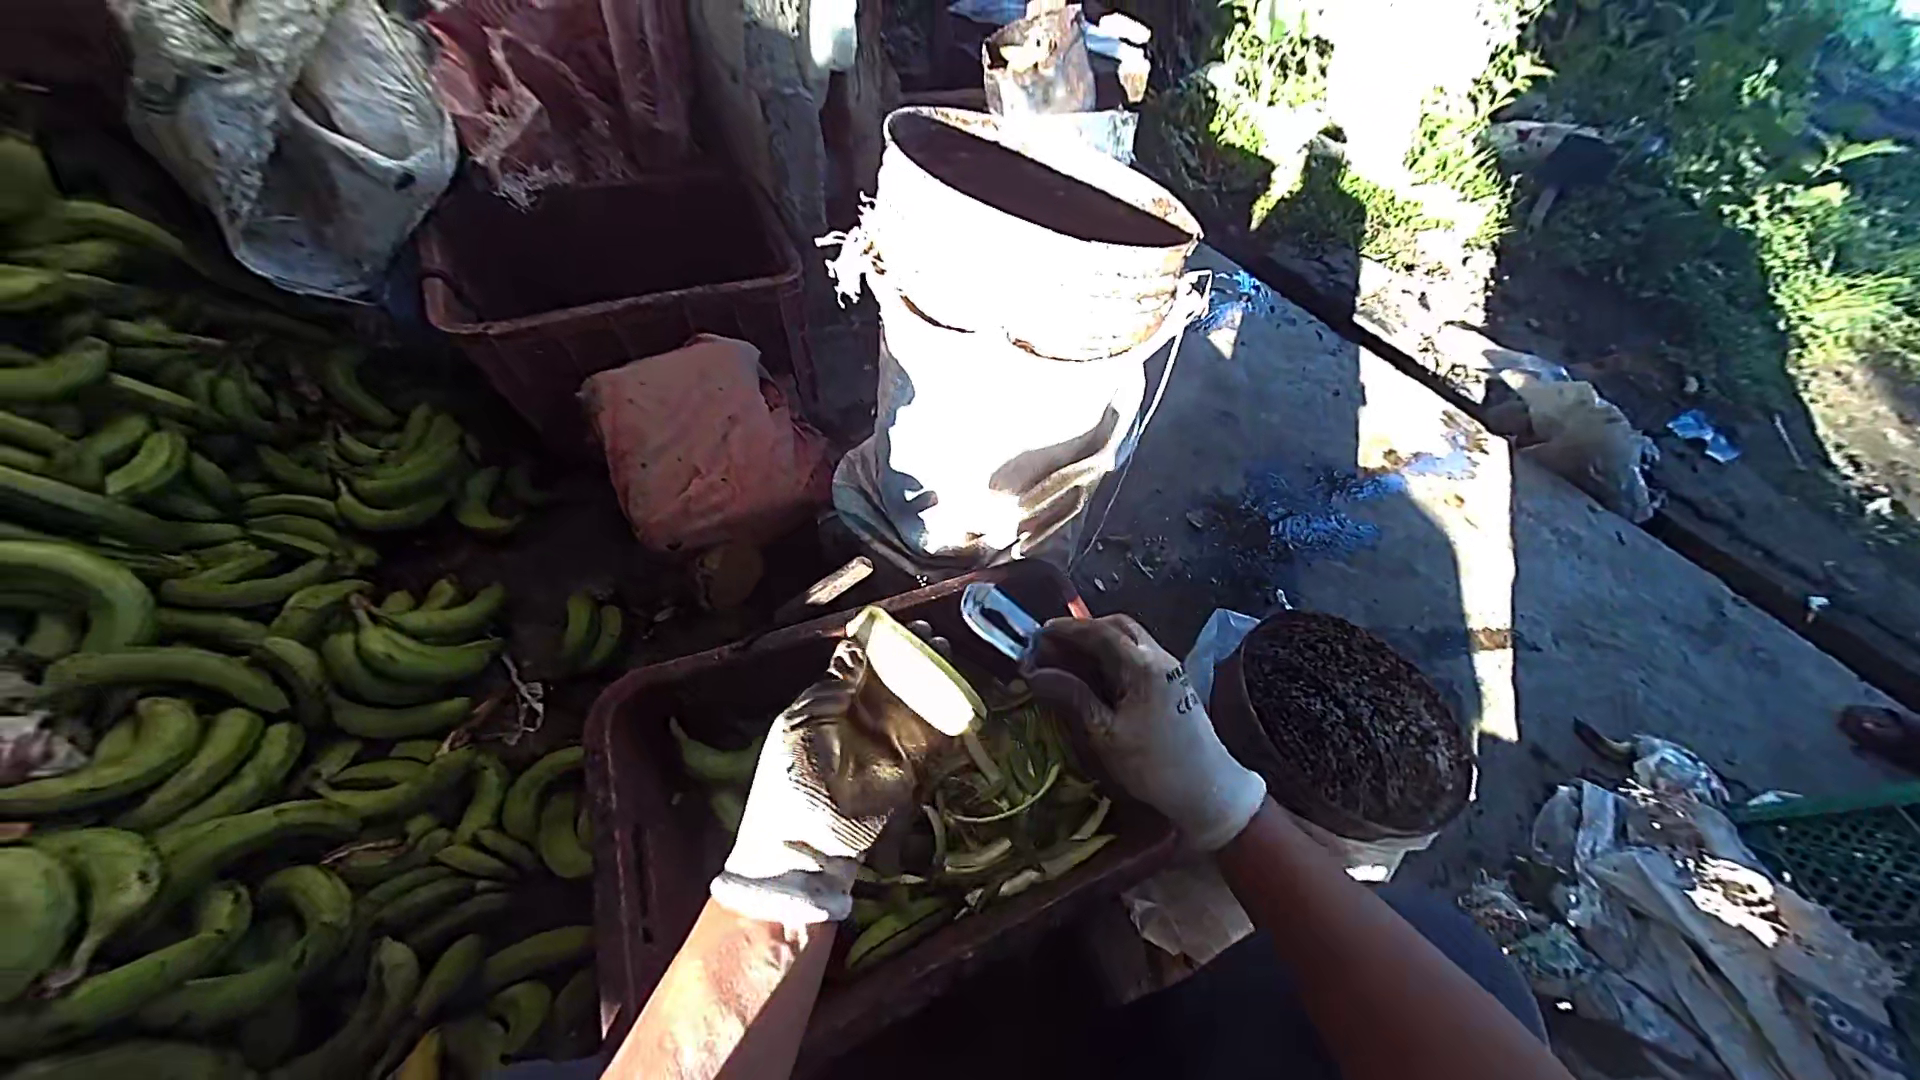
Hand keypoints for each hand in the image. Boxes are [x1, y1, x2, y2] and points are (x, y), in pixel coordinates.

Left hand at [711, 631, 950, 925]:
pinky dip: (948, 709)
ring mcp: (890, 735)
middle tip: (928, 633)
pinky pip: (934, 729)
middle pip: (894, 673)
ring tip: (945, 649)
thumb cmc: (792, 781)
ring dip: (933, 672)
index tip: (896, 622)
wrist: (808, 843)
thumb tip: (852, 647)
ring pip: (917, 694)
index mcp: (833, 700)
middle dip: (912, 651)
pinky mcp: (912, 759)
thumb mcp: (802, 725)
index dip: (877, 640)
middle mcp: (865, 713)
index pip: (859, 661)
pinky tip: (960, 688)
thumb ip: (831, 687)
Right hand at [1023, 614, 1265, 851]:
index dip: (1064, 630)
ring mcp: (1169, 668)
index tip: (1036, 635)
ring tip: (1069, 660)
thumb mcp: (1105, 734)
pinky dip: (1112, 656)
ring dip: (1097, 641)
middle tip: (1053, 645)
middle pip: (1116, 626)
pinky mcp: (1172, 683)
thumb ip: (1071, 697)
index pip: (1098, 632)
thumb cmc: (1154, 766)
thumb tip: (1035, 673)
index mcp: (1142, 665)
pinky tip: (1096, 676)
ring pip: (1129, 639)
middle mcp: (1158, 657)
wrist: (1211, 793)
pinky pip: (1137, 655)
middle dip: (1082, 630)